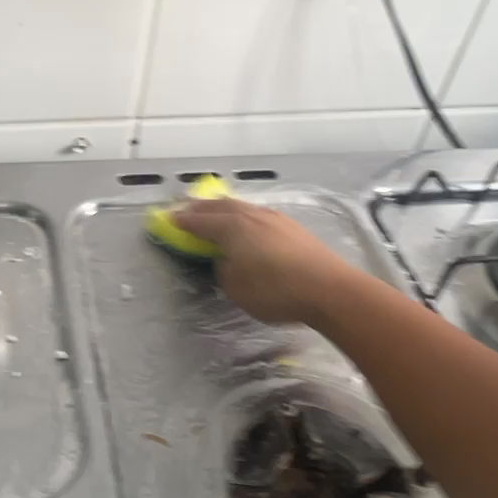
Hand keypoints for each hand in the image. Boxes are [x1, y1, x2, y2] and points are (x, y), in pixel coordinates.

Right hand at [172, 198, 365, 325]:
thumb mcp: (236, 288)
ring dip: (224, 208)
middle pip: (220, 206)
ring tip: (216, 212)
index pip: (200, 221)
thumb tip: (226, 260)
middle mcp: (251, 215)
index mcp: (232, 226)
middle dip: (201, 208)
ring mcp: (274, 218)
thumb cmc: (275, 290)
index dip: (182, 221)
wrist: (329, 288)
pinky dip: (244, 216)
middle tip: (187, 210)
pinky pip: (257, 214)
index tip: (168, 220)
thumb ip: (224, 270)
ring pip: (241, 207)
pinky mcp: (292, 227)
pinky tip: (247, 223)